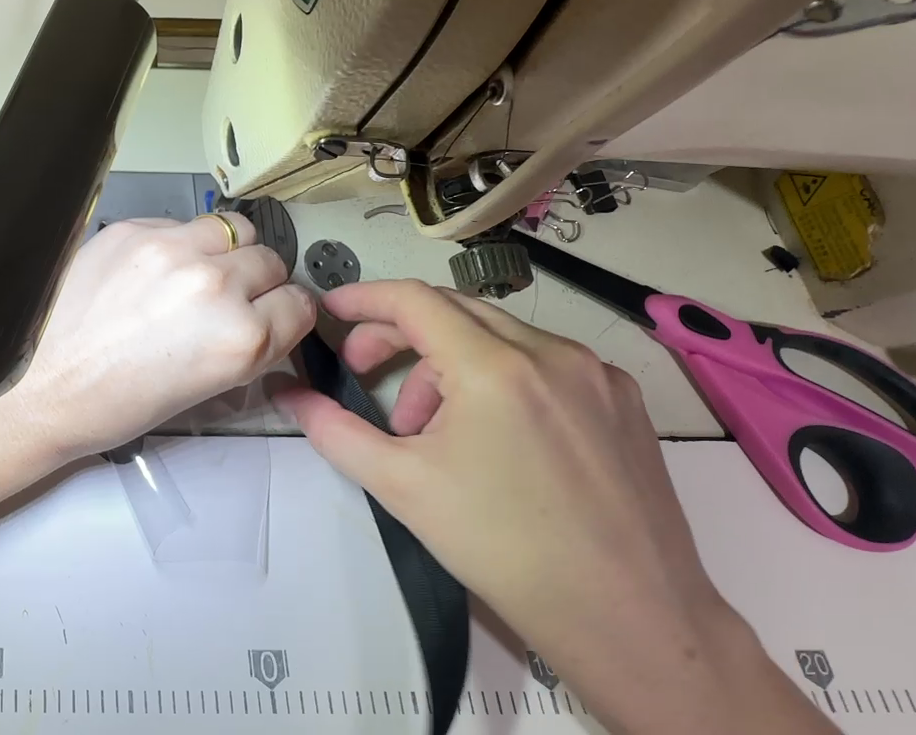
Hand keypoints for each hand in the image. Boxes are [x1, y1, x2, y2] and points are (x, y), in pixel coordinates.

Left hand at [9, 213, 313, 461]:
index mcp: (239, 338)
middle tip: (227, 300)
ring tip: (196, 273)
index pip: (299, 304)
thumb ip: (248, 346)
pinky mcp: (131, 229)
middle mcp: (213, 285)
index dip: (285, 315)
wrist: (41, 387)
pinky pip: (179, 223)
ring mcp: (169, 250)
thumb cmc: (115, 403)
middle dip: (257, 282)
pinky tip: (151, 271)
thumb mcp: (205, 389)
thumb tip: (268, 316)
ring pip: (232, 227)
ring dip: (224, 250)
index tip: (271, 316)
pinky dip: (177, 243)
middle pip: (270, 260)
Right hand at [278, 281, 831, 733]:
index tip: (330, 312)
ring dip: (447, 362)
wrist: (629, 616)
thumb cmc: (502, 547)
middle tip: (363, 370)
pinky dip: (500, 378)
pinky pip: (544, 363)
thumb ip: (331, 428)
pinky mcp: (624, 401)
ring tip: (428, 425)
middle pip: (453, 309)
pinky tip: (492, 434)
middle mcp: (551, 353)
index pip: (413, 300)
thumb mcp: (399, 485)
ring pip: (499, 336)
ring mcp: (596, 374)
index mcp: (494, 367)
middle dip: (397, 333)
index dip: (363, 298)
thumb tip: (287, 392)